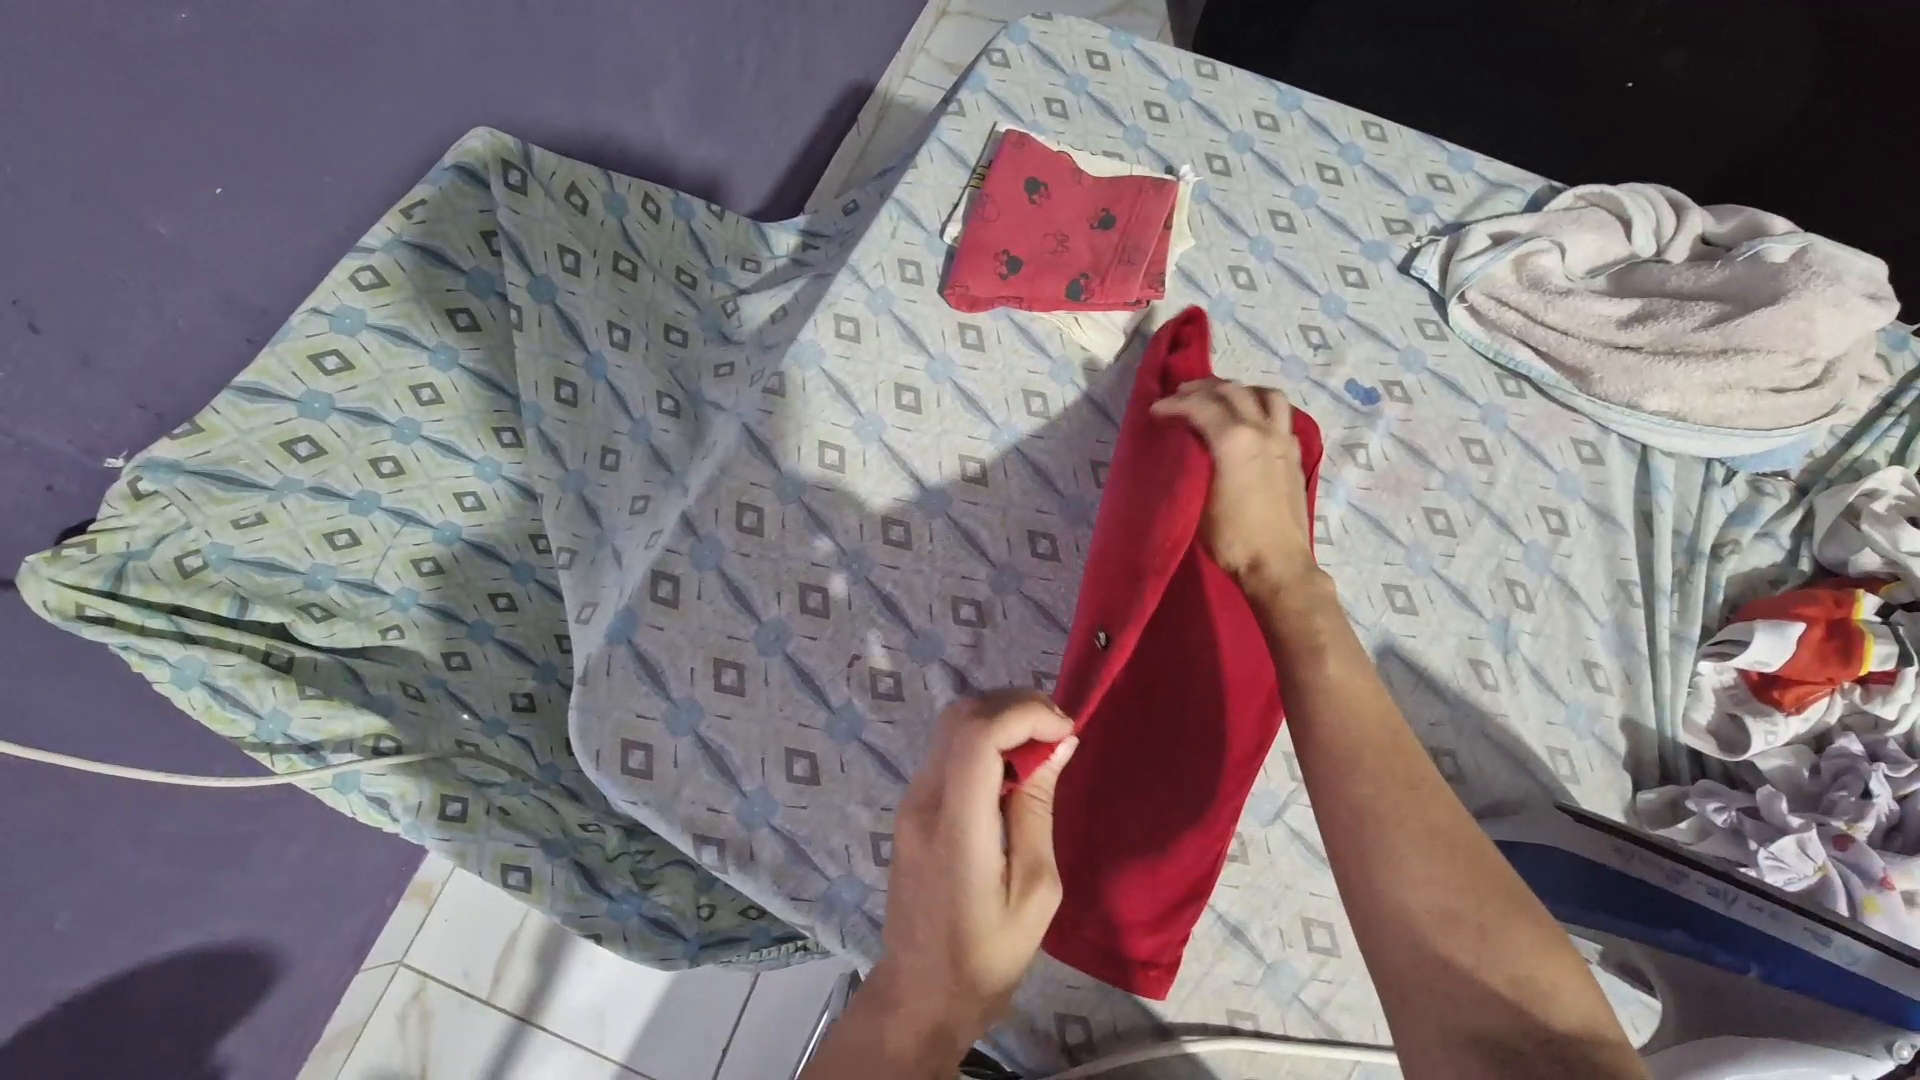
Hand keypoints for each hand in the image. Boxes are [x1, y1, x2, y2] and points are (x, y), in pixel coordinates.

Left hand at [862, 690, 1078, 1056]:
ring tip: (1041, 745)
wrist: (921, 991)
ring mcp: (910, 800)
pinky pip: (946, 750)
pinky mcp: (910, 806)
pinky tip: (1012, 767)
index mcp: (956, 826)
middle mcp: (923, 800)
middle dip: (1014, 706)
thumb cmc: (988, 955)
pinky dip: (983, 740)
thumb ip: (1039, 808)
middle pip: (960, 716)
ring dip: (998, 719)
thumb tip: (1058, 745)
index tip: (1066, 731)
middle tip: (1058, 731)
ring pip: (950, 726)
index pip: (978, 734)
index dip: (1025, 714)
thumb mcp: (1035, 890)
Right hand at [1150, 377, 1318, 590]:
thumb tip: (1191, 447)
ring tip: (1222, 399)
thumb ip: (1197, 463)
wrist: (1277, 565)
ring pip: (1266, 395)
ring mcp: (1283, 441)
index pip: (1200, 406)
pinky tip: (1250, 423)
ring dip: (1240, 390)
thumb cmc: (1231, 540)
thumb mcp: (1200, 501)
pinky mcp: (1295, 455)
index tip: (1155, 411)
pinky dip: (1261, 409)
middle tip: (1180, 397)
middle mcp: (1262, 431)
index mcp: (1234, 441)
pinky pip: (1281, 416)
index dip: (1172, 404)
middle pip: (1232, 391)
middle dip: (1202, 389)